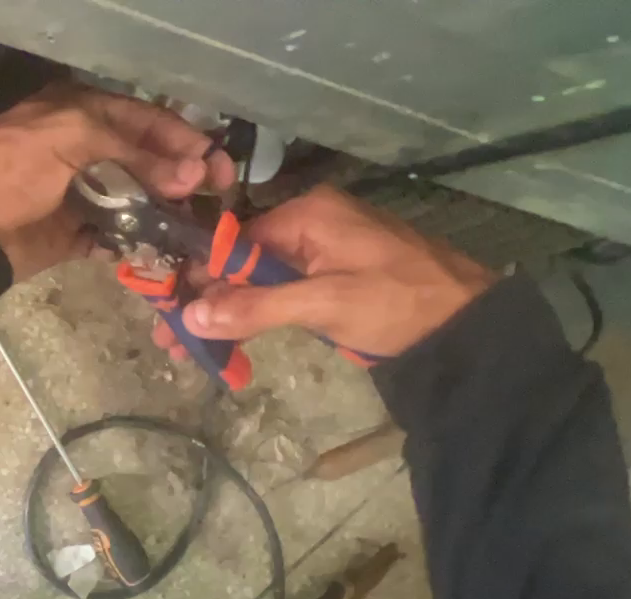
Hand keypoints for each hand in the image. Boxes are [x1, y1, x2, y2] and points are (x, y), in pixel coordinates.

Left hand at [0, 85, 234, 281]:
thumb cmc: (14, 171)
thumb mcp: (73, 140)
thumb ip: (133, 153)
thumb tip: (191, 174)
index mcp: (79, 112)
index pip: (143, 120)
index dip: (182, 139)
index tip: (216, 164)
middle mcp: (81, 150)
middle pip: (142, 161)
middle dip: (179, 177)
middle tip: (214, 197)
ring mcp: (77, 195)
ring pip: (131, 200)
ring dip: (161, 211)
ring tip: (193, 225)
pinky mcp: (70, 236)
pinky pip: (110, 237)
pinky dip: (133, 243)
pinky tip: (158, 248)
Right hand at [156, 186, 497, 358]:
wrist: (463, 325)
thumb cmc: (396, 302)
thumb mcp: (323, 303)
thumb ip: (255, 308)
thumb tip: (193, 317)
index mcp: (306, 216)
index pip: (232, 243)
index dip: (195, 279)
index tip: (166, 312)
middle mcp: (306, 227)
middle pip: (237, 264)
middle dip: (202, 303)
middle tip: (170, 341)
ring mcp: (316, 255)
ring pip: (252, 284)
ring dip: (221, 317)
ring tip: (188, 351)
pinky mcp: (324, 281)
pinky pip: (274, 297)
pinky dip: (249, 320)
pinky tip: (225, 344)